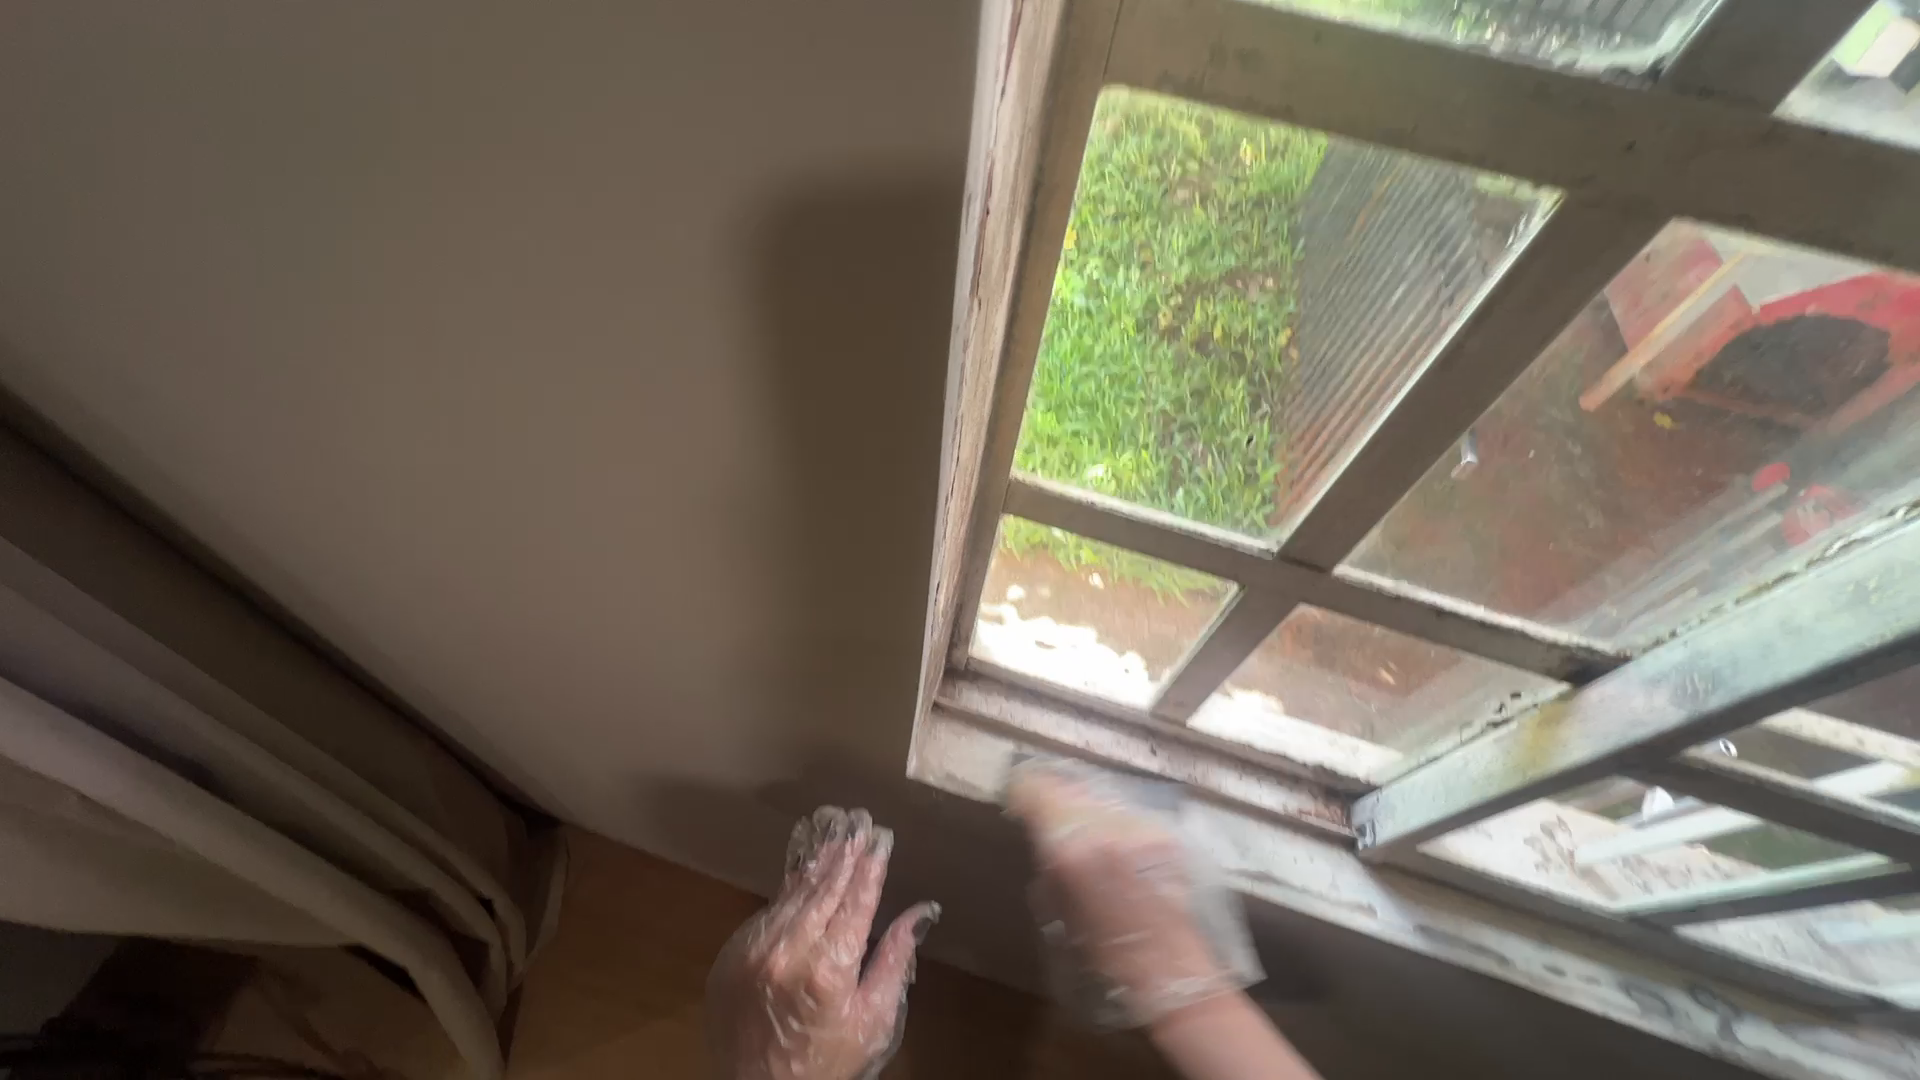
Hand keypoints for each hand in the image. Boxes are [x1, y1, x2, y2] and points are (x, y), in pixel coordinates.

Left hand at [706, 806, 938, 1079]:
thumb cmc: (827, 1063)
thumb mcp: (873, 1021)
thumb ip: (895, 960)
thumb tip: (922, 911)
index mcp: (829, 968)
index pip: (857, 899)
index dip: (871, 865)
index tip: (882, 836)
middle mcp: (788, 950)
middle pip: (825, 886)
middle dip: (845, 851)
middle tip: (859, 820)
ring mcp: (754, 950)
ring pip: (794, 892)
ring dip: (818, 860)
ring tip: (835, 829)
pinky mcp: (733, 954)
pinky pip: (770, 911)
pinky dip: (791, 889)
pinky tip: (807, 867)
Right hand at [1007, 761, 1233, 1021]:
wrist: (1167, 975)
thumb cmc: (1099, 956)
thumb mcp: (1052, 910)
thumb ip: (1046, 862)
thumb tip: (1042, 836)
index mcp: (1070, 848)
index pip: (1037, 789)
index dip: (1024, 790)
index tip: (1018, 797)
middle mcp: (1106, 826)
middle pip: (1070, 785)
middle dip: (1055, 795)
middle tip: (1046, 809)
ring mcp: (1139, 827)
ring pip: (1100, 795)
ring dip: (1086, 805)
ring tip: (1081, 826)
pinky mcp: (1163, 834)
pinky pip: (1127, 812)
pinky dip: (1113, 820)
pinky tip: (1112, 842)